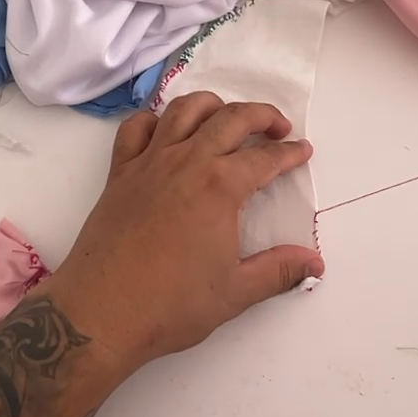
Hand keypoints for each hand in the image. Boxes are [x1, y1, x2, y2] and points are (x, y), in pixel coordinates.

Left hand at [39, 92, 323, 378]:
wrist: (102, 311)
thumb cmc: (172, 304)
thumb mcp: (236, 292)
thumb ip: (279, 271)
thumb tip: (315, 262)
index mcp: (220, 186)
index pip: (265, 157)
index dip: (289, 152)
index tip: (303, 150)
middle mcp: (187, 161)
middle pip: (230, 118)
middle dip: (262, 115)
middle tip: (279, 127)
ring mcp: (150, 162)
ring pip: (184, 110)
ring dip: (212, 105)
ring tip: (227, 117)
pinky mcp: (120, 172)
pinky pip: (136, 128)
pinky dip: (155, 119)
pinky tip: (166, 131)